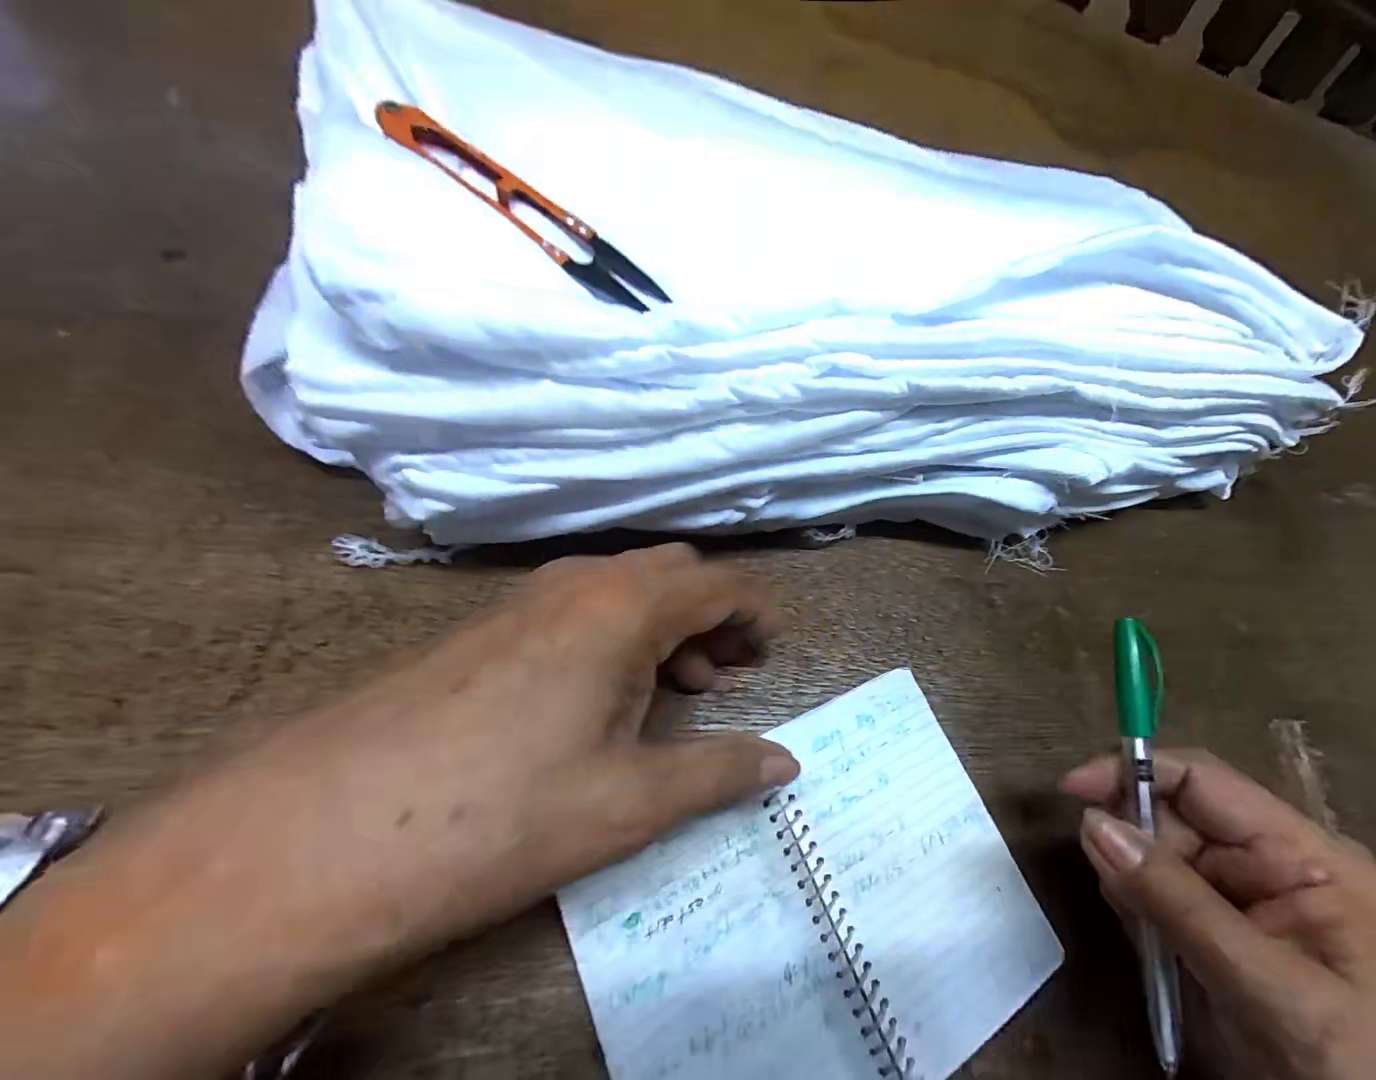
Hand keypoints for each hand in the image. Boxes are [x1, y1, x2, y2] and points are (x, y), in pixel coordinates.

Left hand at [0, 544, 797, 1079]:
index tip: (774, 654)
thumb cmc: (497, 817)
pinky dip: (614, 636)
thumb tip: (788, 761)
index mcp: (622, 608)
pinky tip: (596, 702)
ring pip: (621, 587)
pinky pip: (574, 608)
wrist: (295, 852)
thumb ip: (721, 770)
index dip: (759, 613)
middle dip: (714, 614)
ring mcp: (516, 604)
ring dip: (663, 625)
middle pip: (673, 572)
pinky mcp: (475, 634)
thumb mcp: (630, 801)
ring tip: (668, 692)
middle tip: (725, 677)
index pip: (720, 583)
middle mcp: (573, 585)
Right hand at [1061, 749, 1375, 1079]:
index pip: (1209, 783)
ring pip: (1162, 854)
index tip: (1074, 784)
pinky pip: (1161, 893)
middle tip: (1100, 873)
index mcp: (1305, 853)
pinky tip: (1149, 946)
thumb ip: (1176, 901)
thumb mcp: (1260, 984)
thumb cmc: (1340, 1069)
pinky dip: (1138, 909)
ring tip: (1144, 934)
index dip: (1141, 771)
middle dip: (1133, 834)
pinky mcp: (1220, 926)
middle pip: (1180, 815)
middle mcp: (1274, 859)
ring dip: (1132, 880)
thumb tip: (1094, 823)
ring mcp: (1246, 894)